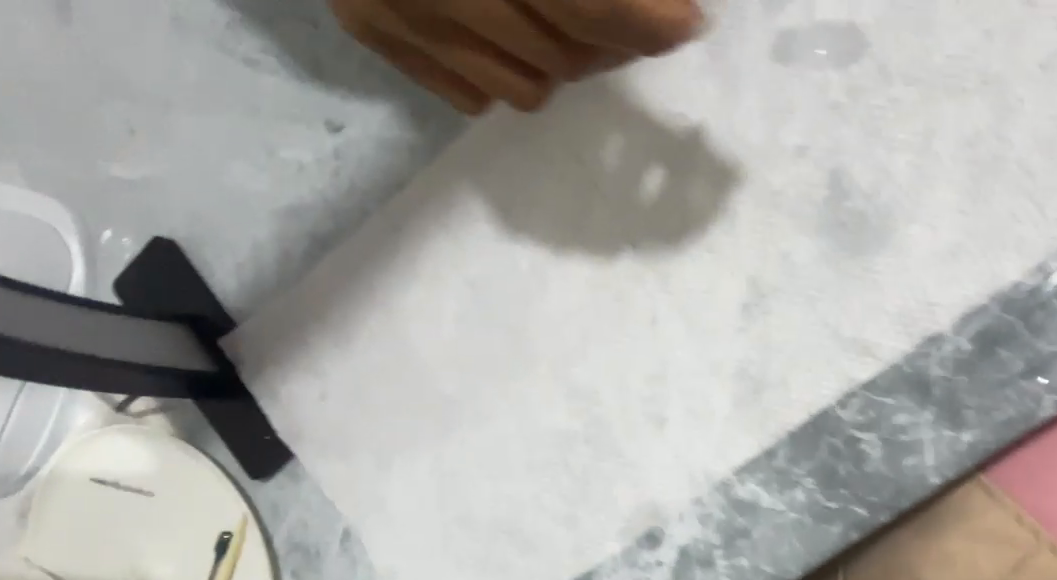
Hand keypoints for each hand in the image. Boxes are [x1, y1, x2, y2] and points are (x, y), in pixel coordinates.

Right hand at [332, 0, 702, 113]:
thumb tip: (668, 1)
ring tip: (562, 17)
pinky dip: (502, 68)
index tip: (689, 23)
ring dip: (561, 61)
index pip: (585, 5)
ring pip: (528, 89)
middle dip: (614, 43)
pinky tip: (498, 22)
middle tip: (637, 18)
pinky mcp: (368, 24)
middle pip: (565, 57)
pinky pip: (474, 93)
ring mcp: (394, 5)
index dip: (648, 21)